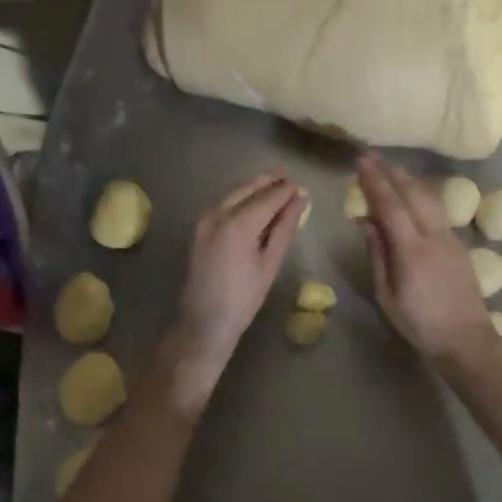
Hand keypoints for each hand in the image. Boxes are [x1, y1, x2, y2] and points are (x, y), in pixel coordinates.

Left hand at [158, 173, 304, 409]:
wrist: (204, 321)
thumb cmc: (243, 299)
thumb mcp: (270, 264)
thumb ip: (285, 228)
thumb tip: (300, 200)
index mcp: (238, 224)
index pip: (268, 197)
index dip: (287, 191)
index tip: (303, 188)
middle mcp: (217, 214)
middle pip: (248, 188)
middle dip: (270, 182)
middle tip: (290, 181)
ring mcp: (203, 219)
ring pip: (233, 193)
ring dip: (254, 188)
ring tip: (276, 189)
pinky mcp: (198, 228)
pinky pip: (223, 204)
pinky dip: (240, 198)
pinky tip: (253, 205)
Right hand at [356, 154, 491, 364]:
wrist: (466, 339)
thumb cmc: (420, 324)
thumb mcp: (387, 295)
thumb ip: (377, 253)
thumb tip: (365, 220)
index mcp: (412, 252)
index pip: (390, 206)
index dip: (374, 182)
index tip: (359, 163)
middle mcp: (434, 237)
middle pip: (412, 193)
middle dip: (390, 172)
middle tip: (369, 157)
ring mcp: (450, 238)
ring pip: (429, 198)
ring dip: (408, 180)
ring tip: (389, 168)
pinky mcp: (459, 243)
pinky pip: (436, 210)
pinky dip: (420, 194)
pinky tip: (410, 193)